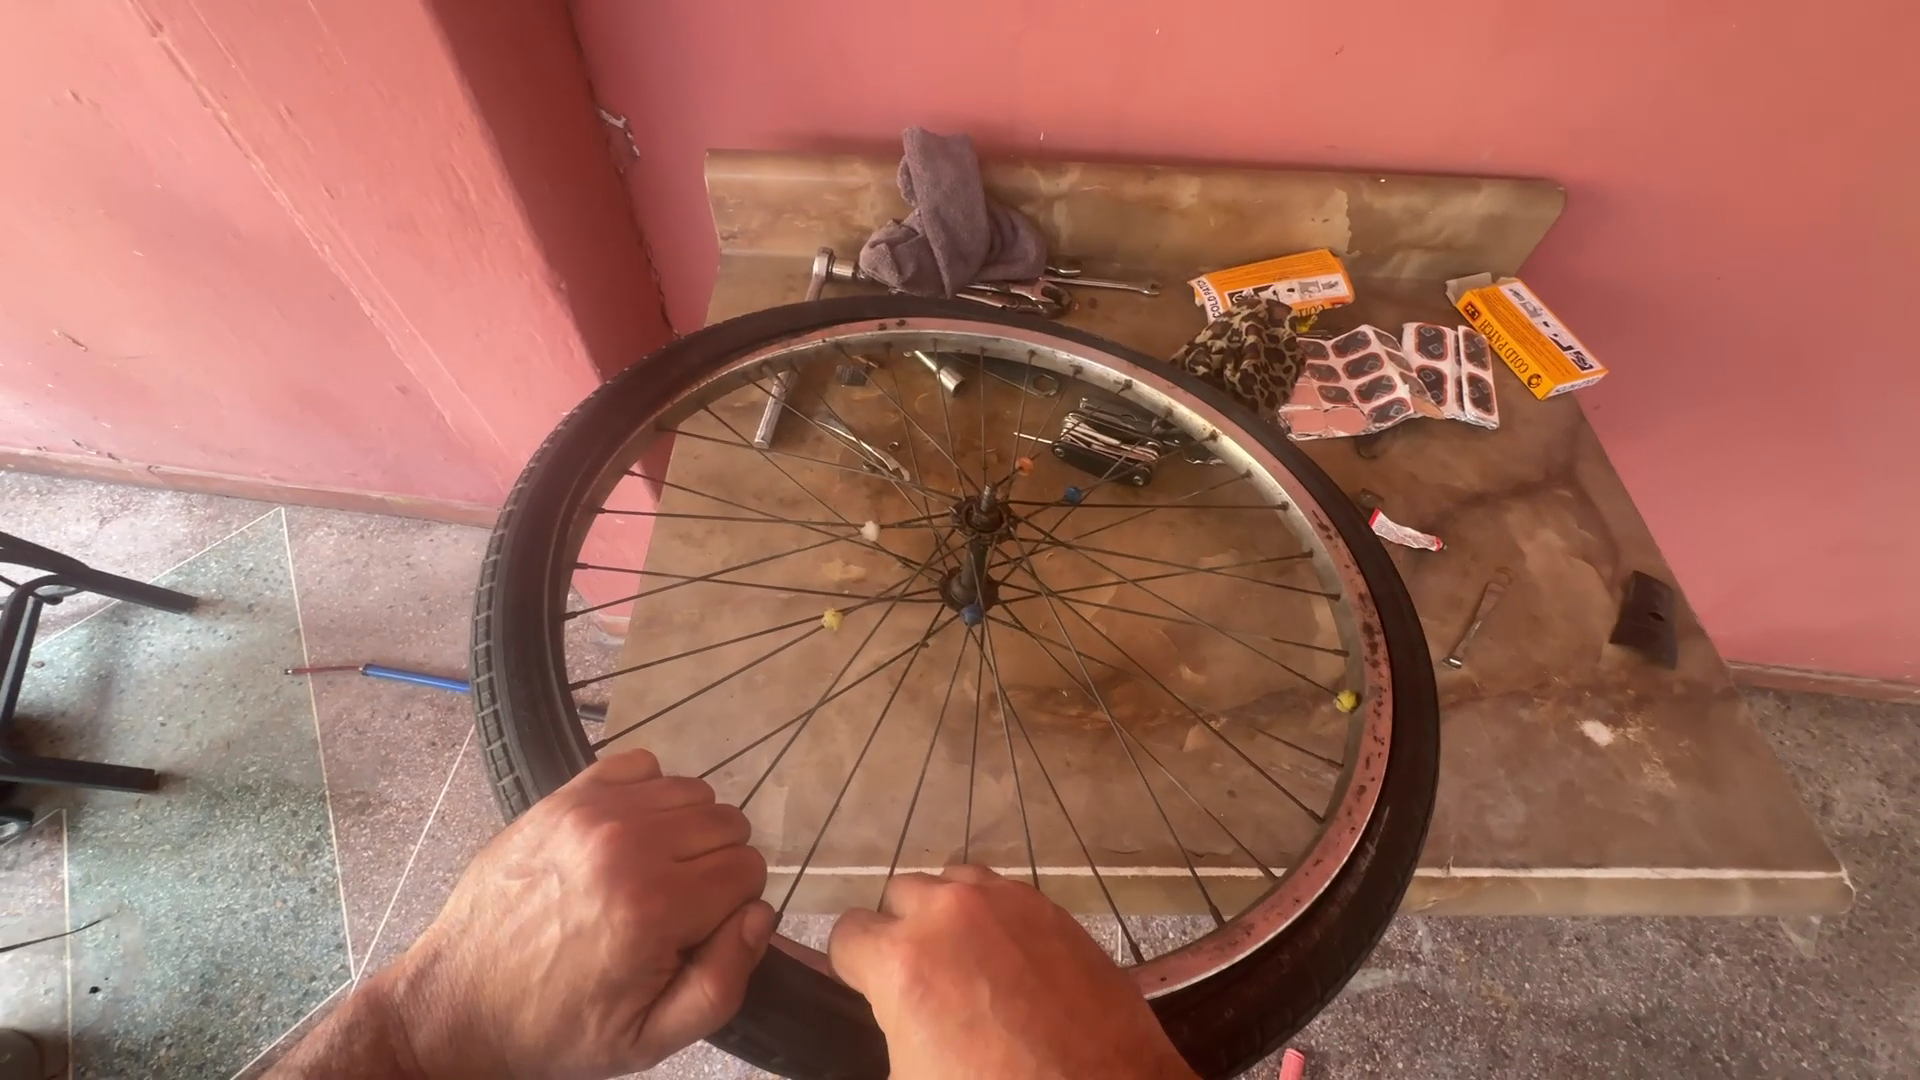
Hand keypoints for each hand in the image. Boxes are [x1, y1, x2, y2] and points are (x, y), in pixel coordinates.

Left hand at [373, 749, 772, 1078]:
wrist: (454, 1006)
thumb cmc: (556, 1029)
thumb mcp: (648, 1041)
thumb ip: (723, 984)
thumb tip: (760, 913)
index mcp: (655, 908)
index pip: (749, 870)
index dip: (734, 903)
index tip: (699, 927)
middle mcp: (632, 845)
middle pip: (729, 824)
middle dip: (716, 863)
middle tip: (676, 901)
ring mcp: (598, 810)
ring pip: (695, 791)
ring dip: (687, 827)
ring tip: (651, 867)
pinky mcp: (570, 792)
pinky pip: (646, 764)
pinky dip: (650, 793)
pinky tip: (628, 832)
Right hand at [829, 865, 1196, 1079]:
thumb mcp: (911, 1078)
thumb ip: (888, 1031)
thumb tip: (894, 1018)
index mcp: (903, 961)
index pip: (846, 932)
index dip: (851, 964)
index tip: (865, 984)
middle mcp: (949, 912)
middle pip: (898, 894)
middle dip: (899, 931)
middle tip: (920, 979)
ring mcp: (1003, 899)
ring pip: (950, 882)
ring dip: (946, 913)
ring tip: (965, 961)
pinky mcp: (1046, 903)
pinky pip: (999, 892)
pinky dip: (992, 915)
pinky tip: (1009, 958)